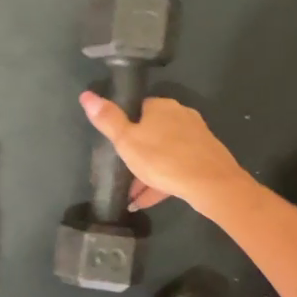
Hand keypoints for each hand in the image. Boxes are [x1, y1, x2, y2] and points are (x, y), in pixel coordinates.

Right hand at [79, 92, 246, 210]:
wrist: (210, 183)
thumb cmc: (162, 158)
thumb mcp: (126, 141)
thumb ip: (107, 119)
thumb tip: (86, 95)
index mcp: (161, 107)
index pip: (139, 110)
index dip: (126, 126)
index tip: (117, 145)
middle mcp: (181, 115)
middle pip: (153, 132)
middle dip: (138, 153)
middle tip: (123, 173)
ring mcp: (196, 136)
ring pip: (165, 153)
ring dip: (148, 172)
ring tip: (132, 196)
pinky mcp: (205, 156)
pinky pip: (177, 167)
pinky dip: (161, 181)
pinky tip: (146, 202)